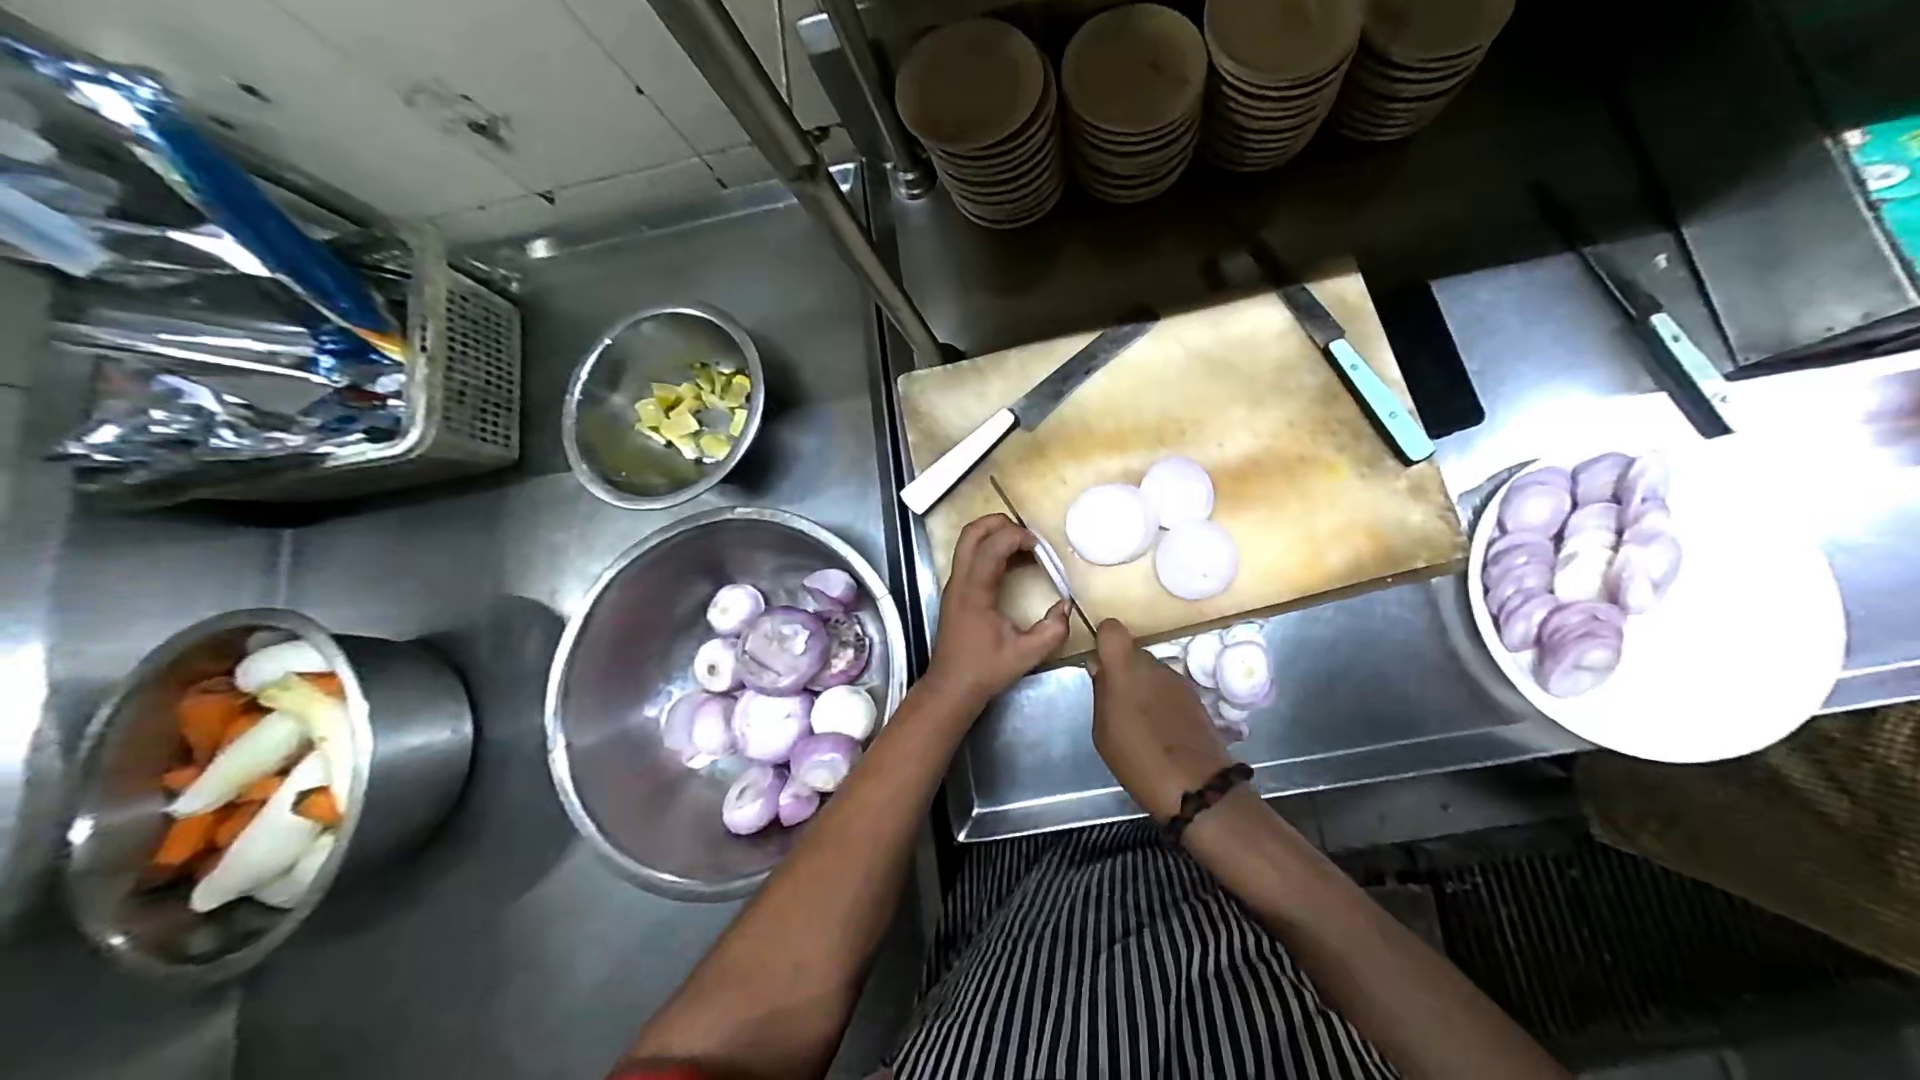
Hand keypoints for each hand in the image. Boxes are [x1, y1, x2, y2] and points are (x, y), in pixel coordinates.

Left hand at [923, 514, 1068, 710]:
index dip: (1015, 537)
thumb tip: (1065, 606)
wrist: (951, 686)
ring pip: (968, 542)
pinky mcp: (957, 591)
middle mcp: (959, 581)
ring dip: (995, 535)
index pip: (990, 547)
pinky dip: (991, 549)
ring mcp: (955, 585)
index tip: (1038, 545)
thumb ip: (1052, 630)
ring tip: (1025, 547)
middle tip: (1028, 536)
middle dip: (1000, 524)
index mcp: (973, 592)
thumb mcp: (1026, 654)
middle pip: (971, 532)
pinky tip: (1015, 564)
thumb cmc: (985, 670)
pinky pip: (971, 557)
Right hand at [1091, 619, 1232, 820]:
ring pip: (1151, 671)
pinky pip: (1168, 687)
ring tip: (1139, 720)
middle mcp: (1153, 665)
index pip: (1112, 629)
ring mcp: (1177, 679)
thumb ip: (1100, 692)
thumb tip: (1100, 668)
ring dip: (1143, 686)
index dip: (1104, 640)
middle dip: (1122, 669)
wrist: (1195, 786)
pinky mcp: (1195, 696)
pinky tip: (1160, 728)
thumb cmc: (1137, 758)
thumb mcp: (1102, 731)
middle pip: (1132, 652)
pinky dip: (1161, 700)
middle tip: (1117, 702)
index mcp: (1125, 669)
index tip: (1099, 663)